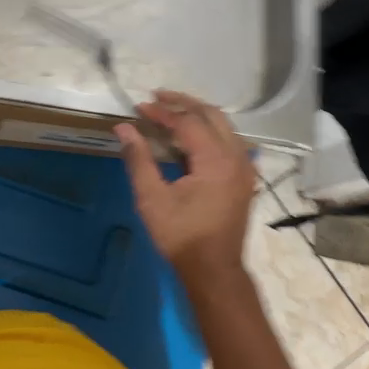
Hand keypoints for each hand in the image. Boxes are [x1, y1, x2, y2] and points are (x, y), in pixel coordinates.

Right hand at [116, 91, 256, 279]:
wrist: (213, 270)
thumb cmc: (181, 236)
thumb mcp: (152, 198)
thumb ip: (138, 159)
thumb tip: (123, 128)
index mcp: (216, 160)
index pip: (188, 122)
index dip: (162, 112)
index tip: (139, 108)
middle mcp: (237, 157)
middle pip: (212, 115)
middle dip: (184, 103)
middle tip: (157, 98)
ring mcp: (245, 168)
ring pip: (224, 127)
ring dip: (198, 115)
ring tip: (170, 113)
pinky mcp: (244, 178)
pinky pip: (229, 142)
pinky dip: (209, 132)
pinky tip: (189, 138)